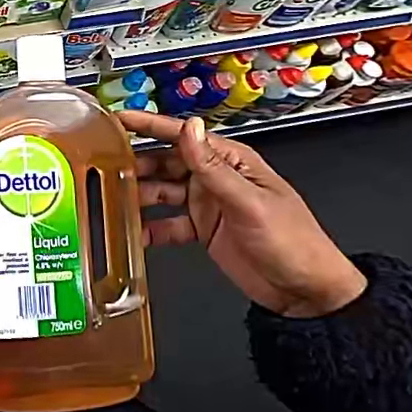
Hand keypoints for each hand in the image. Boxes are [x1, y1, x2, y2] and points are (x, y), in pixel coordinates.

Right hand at [118, 111, 366, 318]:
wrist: (306, 292)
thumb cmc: (293, 241)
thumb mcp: (249, 202)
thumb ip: (214, 168)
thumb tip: (189, 129)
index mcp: (230, 160)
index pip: (184, 135)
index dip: (150, 125)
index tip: (121, 119)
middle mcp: (215, 177)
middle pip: (167, 162)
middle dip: (137, 162)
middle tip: (105, 165)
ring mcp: (208, 204)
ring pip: (163, 192)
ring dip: (140, 195)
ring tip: (113, 199)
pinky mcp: (204, 231)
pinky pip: (170, 225)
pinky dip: (151, 229)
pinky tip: (135, 234)